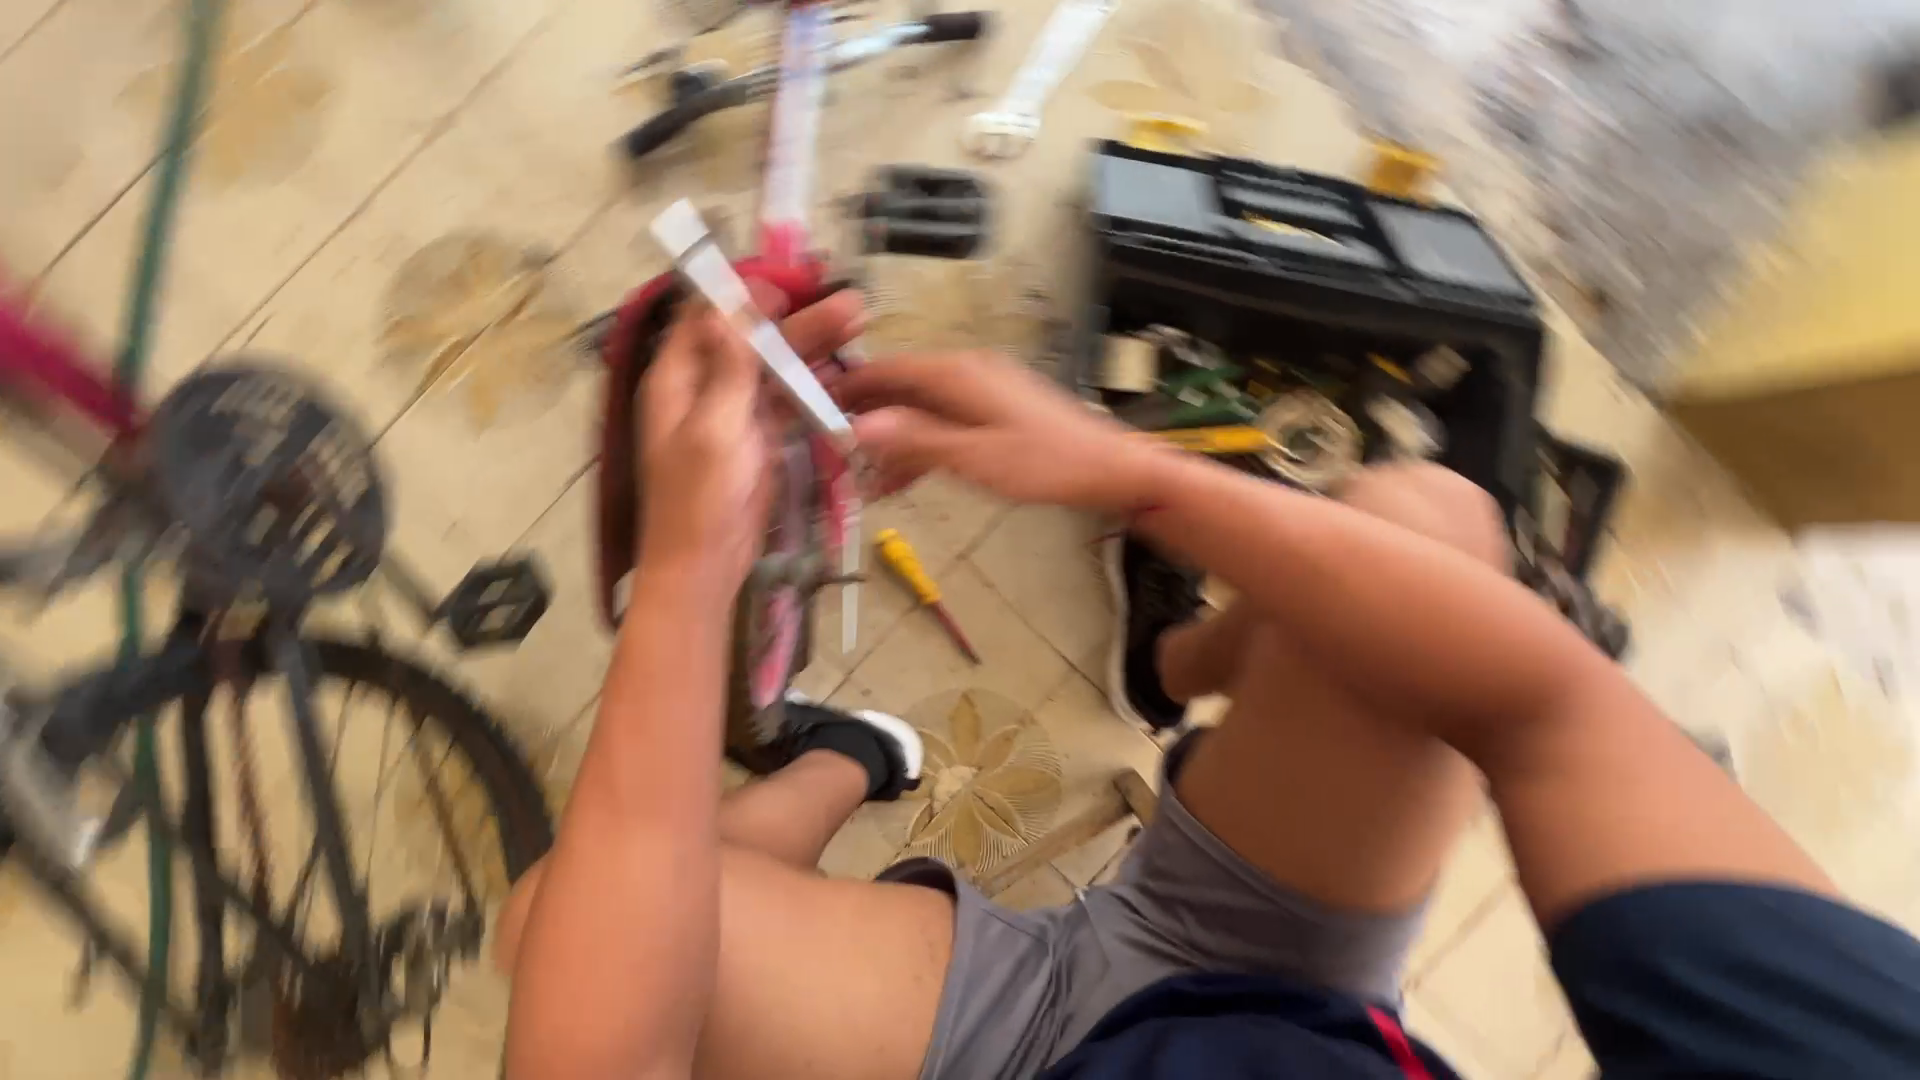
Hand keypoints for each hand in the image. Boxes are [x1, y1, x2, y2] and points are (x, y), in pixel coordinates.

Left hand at [636, 288, 863, 592]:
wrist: (705, 566)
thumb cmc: (699, 499)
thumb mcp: (713, 429)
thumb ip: (727, 368)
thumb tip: (729, 305)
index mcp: (678, 378)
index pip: (707, 317)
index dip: (745, 295)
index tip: (790, 284)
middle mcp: (706, 387)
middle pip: (754, 341)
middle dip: (799, 322)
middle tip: (850, 305)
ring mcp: (737, 414)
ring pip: (777, 370)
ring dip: (814, 350)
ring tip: (858, 326)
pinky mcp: (761, 440)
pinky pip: (789, 403)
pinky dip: (814, 388)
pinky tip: (846, 374)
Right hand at [833, 350, 1172, 511]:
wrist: (1107, 468)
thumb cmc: (1043, 463)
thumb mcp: (974, 457)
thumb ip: (915, 440)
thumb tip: (858, 427)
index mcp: (956, 374)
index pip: (886, 371)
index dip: (847, 389)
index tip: (813, 411)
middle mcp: (964, 372)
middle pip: (900, 390)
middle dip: (868, 422)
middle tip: (834, 455)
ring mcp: (981, 391)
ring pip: (921, 411)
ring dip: (895, 443)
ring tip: (867, 482)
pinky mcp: (994, 411)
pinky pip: (945, 423)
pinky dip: (923, 448)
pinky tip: (904, 480)